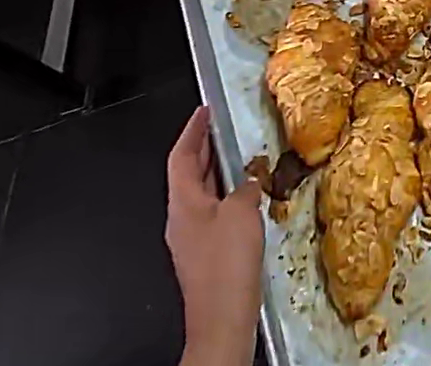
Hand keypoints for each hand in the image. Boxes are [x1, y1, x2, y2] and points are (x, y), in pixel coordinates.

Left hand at [166, 106, 263, 365]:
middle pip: (188, 173)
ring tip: (236, 150)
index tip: (203, 111)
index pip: (181, 158)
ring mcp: (193, 237)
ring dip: (216, 169)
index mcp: (183, 204)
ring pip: (202, 191)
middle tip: (220, 124)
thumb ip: (245, 187)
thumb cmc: (227, 262)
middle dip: (204, 146)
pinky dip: (226, 192)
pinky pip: (214, 209)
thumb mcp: (242, 212)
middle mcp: (182, 218)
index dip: (192, 131)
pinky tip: (247, 192)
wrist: (223, 318)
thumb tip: (248, 182)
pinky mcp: (207, 251)